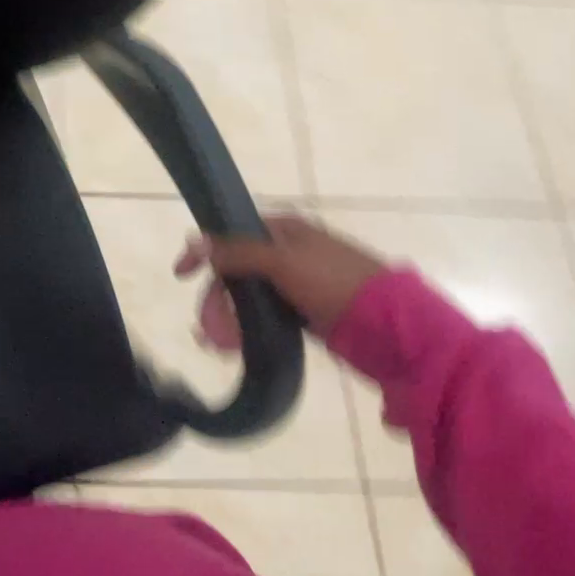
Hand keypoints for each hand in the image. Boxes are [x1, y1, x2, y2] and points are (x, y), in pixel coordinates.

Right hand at [173, 213, 387, 350]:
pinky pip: (266, 318)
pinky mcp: (307, 315)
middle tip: (207, 328)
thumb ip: (236, 252)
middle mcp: (288, 252)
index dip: (204, 252)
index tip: (180, 274)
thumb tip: (193, 240)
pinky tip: (235, 346)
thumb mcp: (282, 261)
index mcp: (284, 229)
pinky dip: (248, 330)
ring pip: (248, 297)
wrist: (394, 330)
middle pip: (235, 270)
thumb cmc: (335, 283)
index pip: (230, 234)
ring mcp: (297, 285)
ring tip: (221, 345)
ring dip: (228, 318)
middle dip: (217, 298)